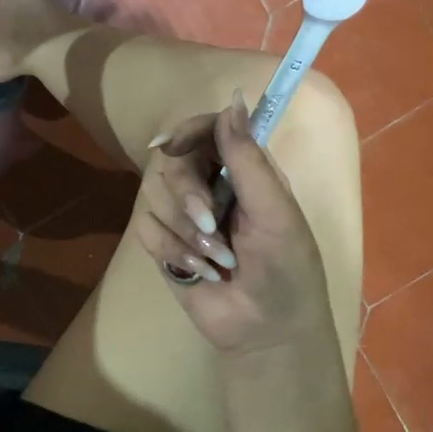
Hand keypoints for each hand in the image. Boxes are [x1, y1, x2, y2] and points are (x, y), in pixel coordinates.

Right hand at [135, 93, 330, 353]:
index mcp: (245, 171)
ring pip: (154, 195)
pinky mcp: (165, 245)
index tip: (172, 146)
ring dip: (185, 231)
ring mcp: (185, 216)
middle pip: (172, 162)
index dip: (186, 132)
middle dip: (187, 194)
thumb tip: (231, 99)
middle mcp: (212, 186)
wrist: (266, 332)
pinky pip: (146, 228)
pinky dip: (171, 251)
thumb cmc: (286, 270)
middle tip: (210, 223)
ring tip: (218, 259)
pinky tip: (199, 272)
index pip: (206, 131)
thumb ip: (248, 158)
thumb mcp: (275, 211)